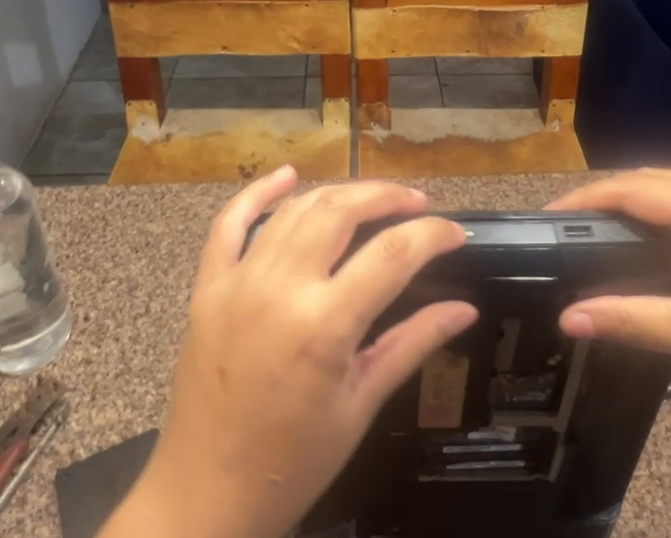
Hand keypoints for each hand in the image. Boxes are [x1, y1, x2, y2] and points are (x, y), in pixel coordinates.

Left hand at [112, 167, 477, 537]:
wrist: (206, 495)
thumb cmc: (294, 461)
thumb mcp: (361, 405)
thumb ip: (412, 344)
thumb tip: (464, 309)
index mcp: (324, 325)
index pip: (393, 254)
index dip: (432, 233)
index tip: (455, 233)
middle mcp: (279, 288)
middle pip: (340, 210)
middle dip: (386, 196)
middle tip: (417, 203)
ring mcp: (237, 282)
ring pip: (294, 209)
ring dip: (337, 192)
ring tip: (371, 198)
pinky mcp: (207, 287)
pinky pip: (229, 224)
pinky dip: (257, 193)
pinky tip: (286, 175)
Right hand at [549, 169, 670, 423]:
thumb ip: (630, 319)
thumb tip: (569, 318)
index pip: (633, 188)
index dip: (586, 200)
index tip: (549, 218)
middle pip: (656, 179)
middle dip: (610, 197)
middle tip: (570, 228)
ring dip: (641, 204)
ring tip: (603, 234)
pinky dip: (669, 216)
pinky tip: (657, 246)